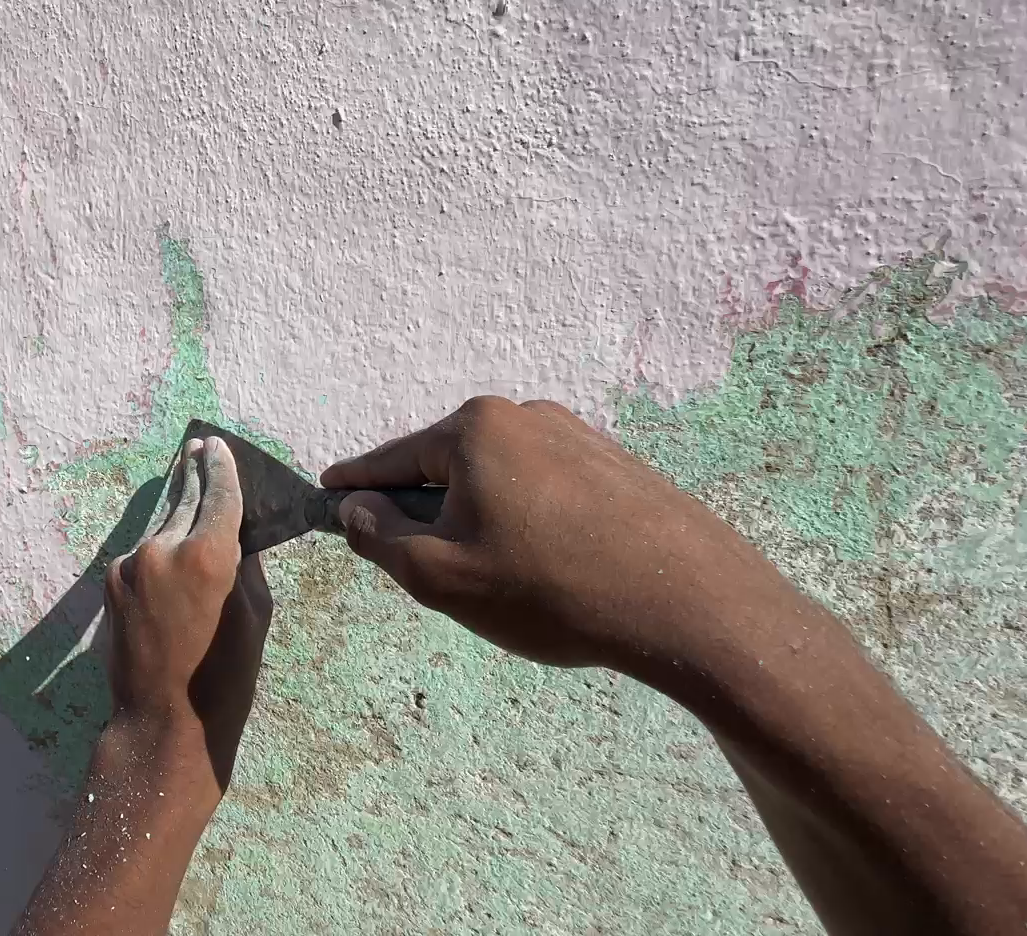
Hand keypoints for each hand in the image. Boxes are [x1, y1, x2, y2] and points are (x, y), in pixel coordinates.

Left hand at [107, 436, 272, 788]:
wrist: (162, 721)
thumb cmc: (225, 677)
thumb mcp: (255, 615)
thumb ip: (244, 562)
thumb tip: (235, 532)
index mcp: (209, 555)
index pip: (219, 494)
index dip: (220, 466)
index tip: (217, 444)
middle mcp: (164, 547)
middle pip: (185, 498)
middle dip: (193, 471)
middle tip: (197, 445)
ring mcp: (133, 562)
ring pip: (162, 523)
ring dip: (176, 507)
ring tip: (187, 481)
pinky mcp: (113, 578)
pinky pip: (144, 550)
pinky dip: (159, 544)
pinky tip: (170, 548)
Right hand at [320, 395, 799, 677]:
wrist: (700, 611)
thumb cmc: (550, 589)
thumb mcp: (438, 575)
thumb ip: (378, 536)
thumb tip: (356, 506)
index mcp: (473, 429)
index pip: (391, 459)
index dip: (354, 482)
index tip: (326, 489)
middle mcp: (523, 414)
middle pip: (443, 464)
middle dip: (423, 506)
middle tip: (422, 560)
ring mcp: (577, 434)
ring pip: (493, 475)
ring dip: (474, 512)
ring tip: (493, 571)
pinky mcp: (616, 463)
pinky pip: (540, 484)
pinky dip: (520, 514)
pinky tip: (543, 560)